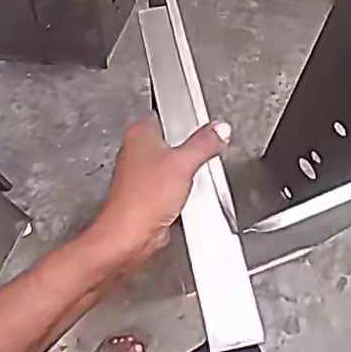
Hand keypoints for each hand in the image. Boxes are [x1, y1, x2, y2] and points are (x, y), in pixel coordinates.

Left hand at [80, 114, 230, 271]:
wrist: (130, 236)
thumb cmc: (143, 199)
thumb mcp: (184, 163)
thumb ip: (204, 143)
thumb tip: (220, 129)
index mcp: (140, 133)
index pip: (168, 116)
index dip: (188, 123)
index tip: (204, 131)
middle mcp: (136, 150)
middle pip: (174, 141)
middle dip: (189, 151)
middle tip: (198, 159)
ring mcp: (140, 173)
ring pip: (173, 165)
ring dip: (184, 173)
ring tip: (189, 181)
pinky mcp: (146, 194)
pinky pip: (170, 186)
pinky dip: (179, 191)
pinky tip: (182, 198)